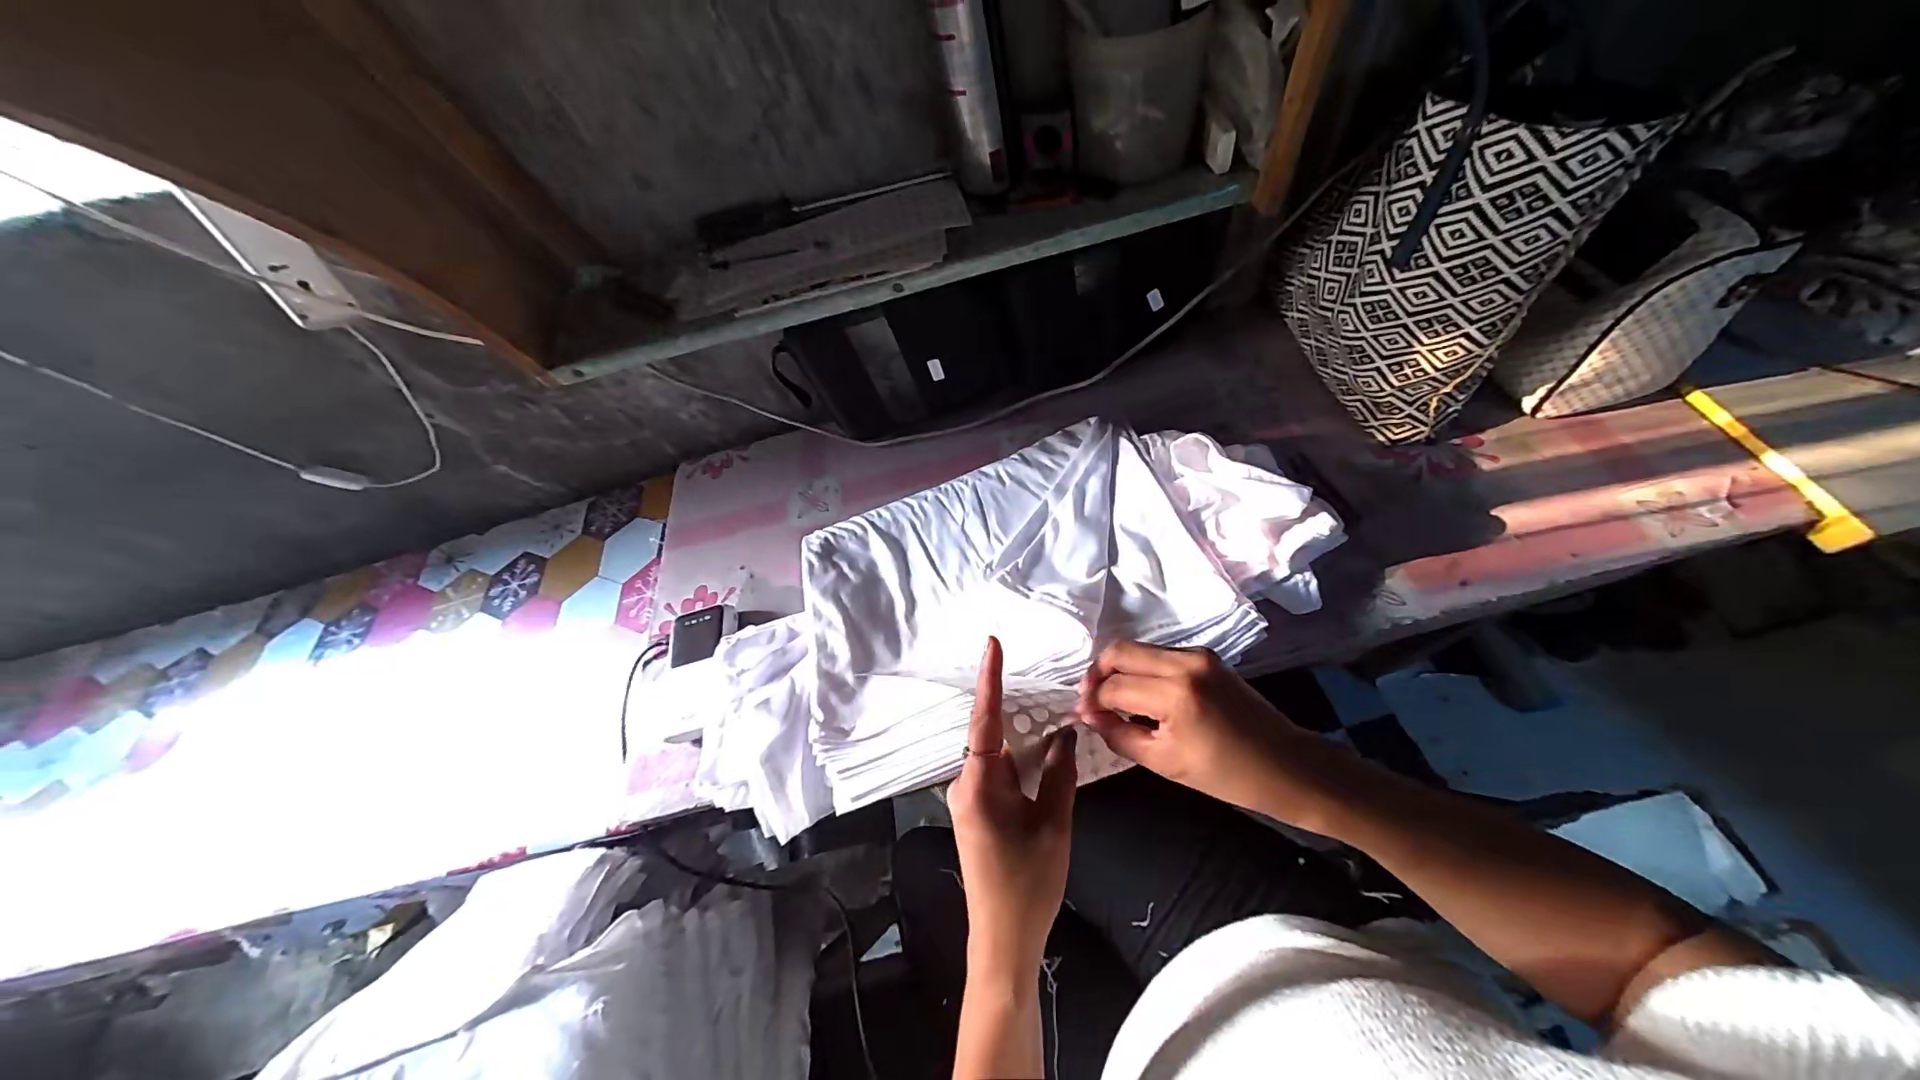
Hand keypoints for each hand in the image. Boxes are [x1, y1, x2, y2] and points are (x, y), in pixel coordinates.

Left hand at [949, 637, 1076, 977]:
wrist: (1003, 938)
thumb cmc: (1029, 883)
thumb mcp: (1054, 824)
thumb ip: (1058, 773)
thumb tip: (1063, 733)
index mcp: (979, 784)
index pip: (985, 719)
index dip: (990, 679)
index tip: (992, 644)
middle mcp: (965, 785)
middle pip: (990, 734)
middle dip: (1015, 709)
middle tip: (1045, 686)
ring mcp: (967, 800)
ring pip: (996, 755)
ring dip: (1021, 739)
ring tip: (1050, 719)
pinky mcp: (976, 812)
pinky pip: (996, 773)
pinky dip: (1018, 761)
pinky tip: (1042, 757)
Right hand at [1076, 641, 1334, 821]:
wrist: (1287, 764)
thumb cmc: (1227, 775)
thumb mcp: (1164, 763)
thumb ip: (1119, 735)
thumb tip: (1089, 716)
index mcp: (1176, 695)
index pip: (1114, 686)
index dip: (1091, 701)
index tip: (1081, 716)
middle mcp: (1184, 663)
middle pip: (1120, 651)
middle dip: (1097, 673)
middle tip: (1090, 699)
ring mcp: (1197, 655)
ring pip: (1138, 649)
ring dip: (1118, 669)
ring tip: (1112, 699)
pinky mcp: (1206, 656)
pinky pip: (1158, 654)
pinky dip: (1141, 669)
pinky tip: (1140, 695)